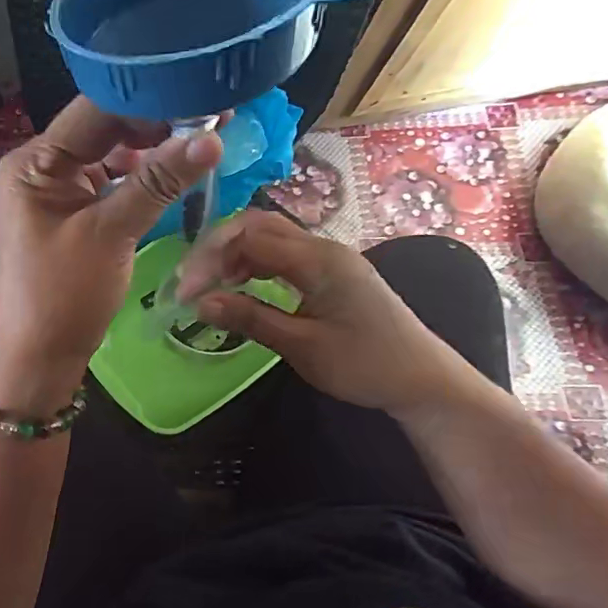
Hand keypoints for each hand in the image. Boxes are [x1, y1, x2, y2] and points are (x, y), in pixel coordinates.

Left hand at [0, 98, 222, 413]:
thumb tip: (212, 136)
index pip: (96, 110)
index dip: (150, 98)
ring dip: (155, 147)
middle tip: (219, 111)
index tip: (203, 88)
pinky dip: (143, 175)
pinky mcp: (74, 212)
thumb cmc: (62, 295)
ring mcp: (58, 190)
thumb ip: (157, 182)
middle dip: (158, 120)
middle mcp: (42, 166)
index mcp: (36, 162)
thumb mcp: (110, 234)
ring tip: (209, 134)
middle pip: (104, 127)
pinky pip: (112, 181)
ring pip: (112, 153)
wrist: (36, 357)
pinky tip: (179, 168)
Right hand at [175, 211, 483, 414]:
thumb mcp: (303, 347)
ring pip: (267, 239)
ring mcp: (327, 259)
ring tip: (208, 288)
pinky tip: (236, 287)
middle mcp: (323, 248)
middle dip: (216, 249)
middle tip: (190, 283)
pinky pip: (280, 255)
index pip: (249, 238)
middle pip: (257, 226)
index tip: (183, 292)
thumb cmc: (366, 365)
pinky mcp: (328, 273)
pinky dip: (251, 266)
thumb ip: (251, 318)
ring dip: (232, 256)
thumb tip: (199, 303)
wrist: (424, 381)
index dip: (209, 259)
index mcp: (319, 260)